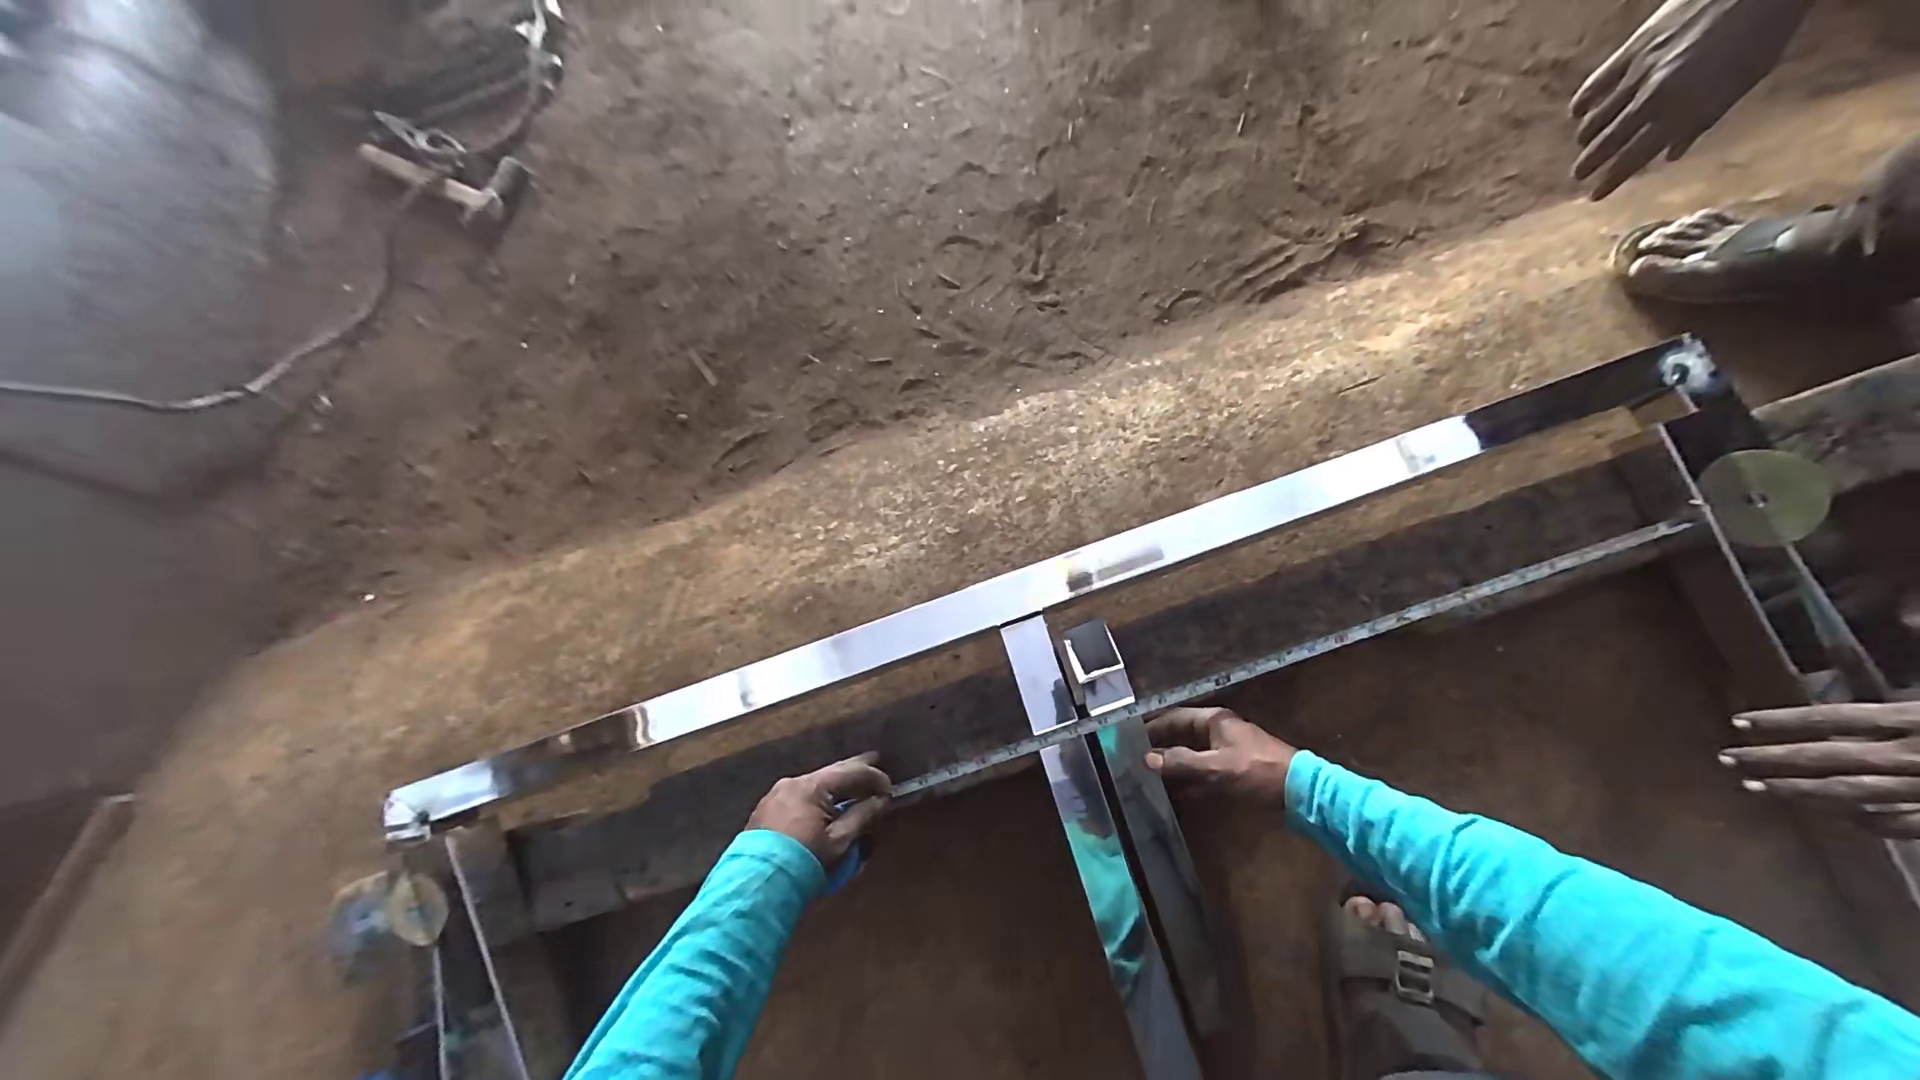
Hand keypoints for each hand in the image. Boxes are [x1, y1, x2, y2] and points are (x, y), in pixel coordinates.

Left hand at [745, 753, 891, 865]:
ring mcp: (778, 793)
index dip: (875, 778)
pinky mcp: (768, 807)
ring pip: (816, 781)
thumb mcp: (839, 842)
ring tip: (853, 782)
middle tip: (876, 762)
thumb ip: (862, 816)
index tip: (890, 790)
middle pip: (833, 771)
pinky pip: (801, 793)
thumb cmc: (804, 862)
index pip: (852, 772)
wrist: (756, 884)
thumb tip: (880, 800)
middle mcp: (794, 782)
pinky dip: (819, 793)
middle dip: (856, 769)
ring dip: (837, 783)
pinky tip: (827, 799)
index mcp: (813, 786)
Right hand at [1144, 706, 1296, 802]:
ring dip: (1173, 765)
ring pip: (1191, 756)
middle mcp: (1219, 732)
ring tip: (1147, 776)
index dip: (1153, 726)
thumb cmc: (1258, 772)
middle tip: (1134, 759)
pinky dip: (1188, 780)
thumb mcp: (1216, 767)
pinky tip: (1173, 793)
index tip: (1130, 736)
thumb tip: (1146, 759)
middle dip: (1160, 747)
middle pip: (1182, 736)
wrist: (1302, 795)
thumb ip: (1181, 763)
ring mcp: (1227, 753)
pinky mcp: (1235, 773)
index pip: (1175, 717)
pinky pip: (1203, 773)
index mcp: (1215, 721)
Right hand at [1571, 0, 1812, 198]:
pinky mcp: (1631, 50)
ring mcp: (1638, 74)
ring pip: (1594, 120)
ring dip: (1586, 138)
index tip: (1595, 195)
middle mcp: (1654, 99)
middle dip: (1588, 164)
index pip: (1633, 158)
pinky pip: (1593, 87)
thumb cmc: (1765, 31)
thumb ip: (1703, 120)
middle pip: (1606, 144)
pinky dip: (1582, 105)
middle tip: (1579, 175)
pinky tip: (1580, 112)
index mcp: (1684, 111)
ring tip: (1584, 144)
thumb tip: (1670, 154)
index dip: (1610, 180)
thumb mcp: (1744, 81)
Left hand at [1720, 702, 1919, 836]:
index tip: (1737, 723)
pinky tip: (1838, 819)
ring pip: (1853, 791)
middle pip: (1827, 756)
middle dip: (1771, 758)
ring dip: (1798, 790)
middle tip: (1726, 759)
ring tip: (1753, 788)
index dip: (1781, 720)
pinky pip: (1905, 824)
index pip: (1830, 717)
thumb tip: (1849, 710)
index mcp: (1914, 719)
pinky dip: (1869, 822)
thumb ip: (1895, 711)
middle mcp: (1913, 756)